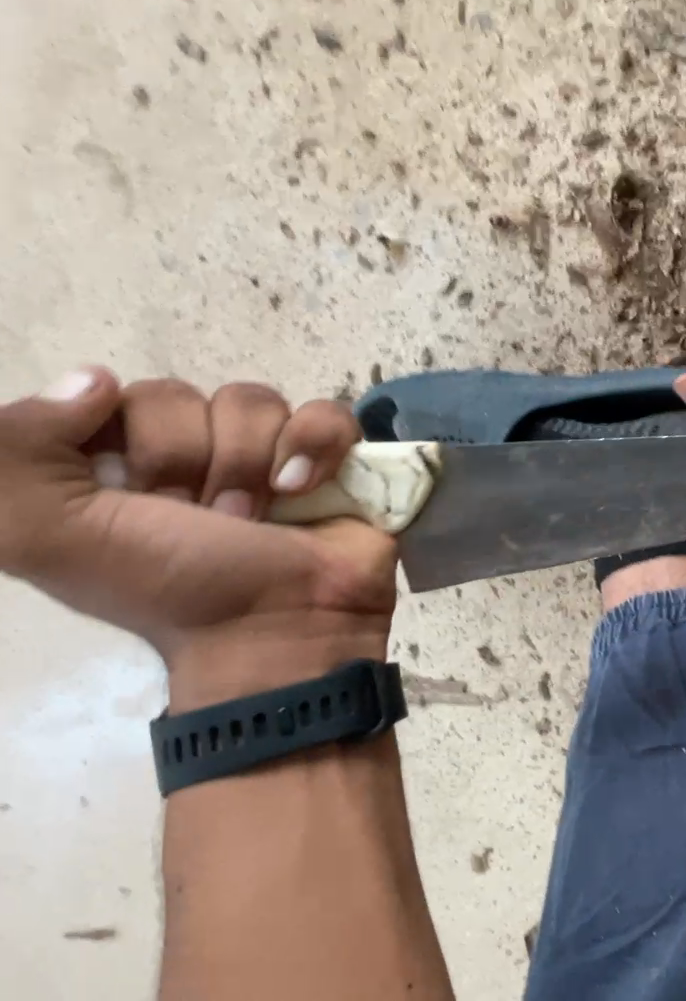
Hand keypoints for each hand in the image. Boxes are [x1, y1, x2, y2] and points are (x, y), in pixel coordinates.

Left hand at [0, 368, 397, 705]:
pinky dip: (316, 448)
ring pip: (256, 401)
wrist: (281, 623)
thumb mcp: (46, 534)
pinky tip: (306, 488)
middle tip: (204, 516)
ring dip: (253, 465)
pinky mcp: (337, 458)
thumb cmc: (170, 585)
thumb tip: (95, 379)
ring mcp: (267, 452)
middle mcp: (188, 450)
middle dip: (193, 461)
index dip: (125, 440)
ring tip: (260, 515)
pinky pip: (329, 413)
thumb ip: (15, 451)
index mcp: (112, 462)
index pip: (108, 395)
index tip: (132, 498)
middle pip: (182, 395)